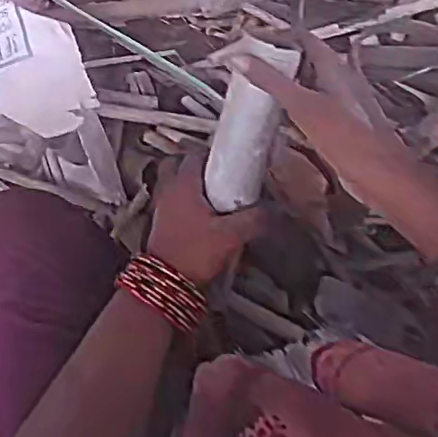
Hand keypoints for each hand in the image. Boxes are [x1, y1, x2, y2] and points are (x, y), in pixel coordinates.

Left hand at [145, 156, 265, 285]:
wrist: (166, 281)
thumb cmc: (195, 252)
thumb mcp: (230, 235)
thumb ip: (254, 220)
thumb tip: (276, 211)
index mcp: (183, 183)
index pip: (196, 155)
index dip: (215, 156)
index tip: (233, 163)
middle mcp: (169, 189)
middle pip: (185, 168)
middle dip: (205, 171)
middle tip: (226, 180)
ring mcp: (162, 205)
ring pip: (179, 186)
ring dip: (196, 189)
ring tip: (219, 200)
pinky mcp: (162, 222)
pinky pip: (176, 203)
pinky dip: (190, 206)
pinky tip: (206, 220)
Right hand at [233, 33, 428, 208]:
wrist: (383, 179)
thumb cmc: (350, 140)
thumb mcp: (302, 105)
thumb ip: (270, 80)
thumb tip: (241, 59)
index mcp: (335, 67)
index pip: (303, 37)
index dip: (277, 35)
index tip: (252, 40)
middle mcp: (341, 80)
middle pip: (305, 58)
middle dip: (278, 59)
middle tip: (252, 63)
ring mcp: (343, 102)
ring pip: (308, 82)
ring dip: (285, 83)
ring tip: (261, 86)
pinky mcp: (341, 123)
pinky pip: (312, 105)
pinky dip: (294, 106)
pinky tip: (282, 117)